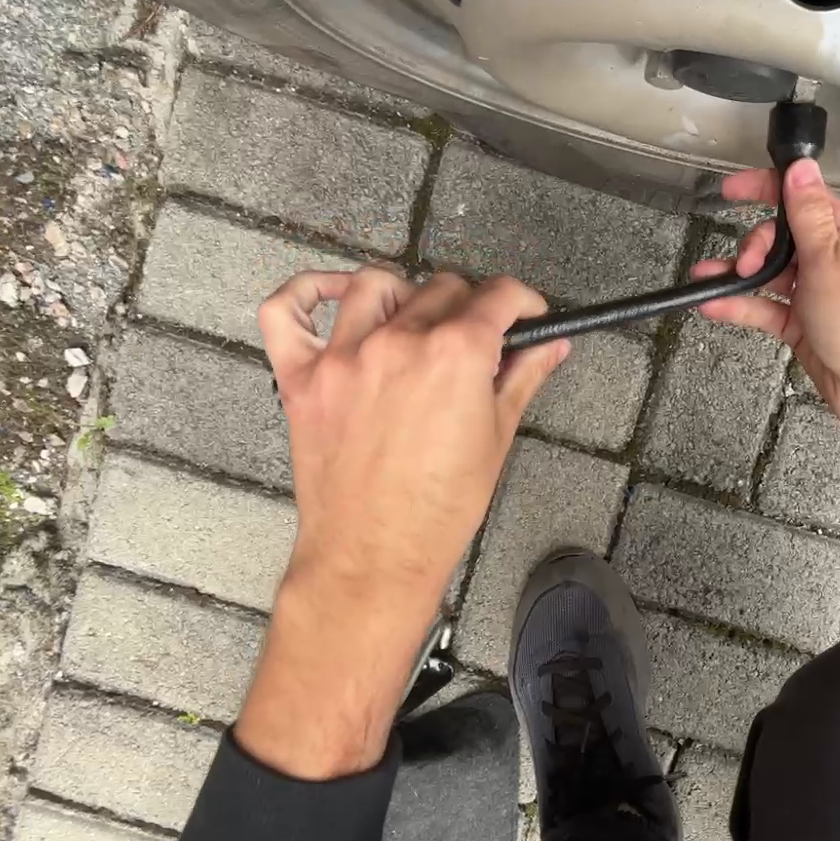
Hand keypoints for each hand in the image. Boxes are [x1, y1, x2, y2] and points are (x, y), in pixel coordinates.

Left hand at [233, 268, 568, 778]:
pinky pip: (285, 311)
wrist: (376, 555)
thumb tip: (554, 346)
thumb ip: (524, 376)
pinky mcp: (301, 377)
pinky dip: (308, 290)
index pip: (499, 296)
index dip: (524, 302)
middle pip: (443, 288)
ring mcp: (344, 356)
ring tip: (418, 323)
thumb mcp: (498, 435)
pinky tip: (335, 296)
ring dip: (408, 295)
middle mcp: (400, 341)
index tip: (528, 314)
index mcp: (456, 353)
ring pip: (376, 284)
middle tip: (479, 340)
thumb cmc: (442, 506)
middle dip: (472, 306)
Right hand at [690, 160, 839, 499]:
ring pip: (767, 274)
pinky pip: (764, 308)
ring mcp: (814, 293)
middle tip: (745, 264)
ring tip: (704, 279)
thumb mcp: (831, 262)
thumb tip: (801, 166)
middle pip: (778, 238)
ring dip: (736, 275)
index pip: (801, 199)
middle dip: (753, 245)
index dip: (765, 189)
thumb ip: (809, 215)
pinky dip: (739, 305)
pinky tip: (710, 304)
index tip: (731, 189)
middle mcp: (830, 259)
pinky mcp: (800, 324)